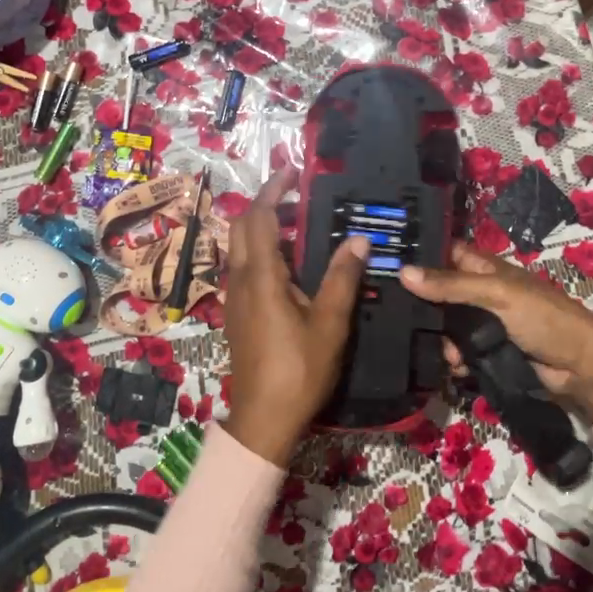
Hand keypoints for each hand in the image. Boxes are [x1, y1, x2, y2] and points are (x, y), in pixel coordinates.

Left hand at [222, 169, 368, 465]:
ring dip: (264, 229)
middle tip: (297, 195)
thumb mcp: (329, 323)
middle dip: (265, 204)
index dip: (273, 190)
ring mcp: (234, 298)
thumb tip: (358, 238)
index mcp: (261, 276)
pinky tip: (290, 267)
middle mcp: (240, 280)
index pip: (259, 218)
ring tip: (300, 226)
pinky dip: (262, 252)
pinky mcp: (236, 314)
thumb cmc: (298, 370)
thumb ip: (342, 278)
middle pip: (243, 227)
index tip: (292, 172)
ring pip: (241, 248)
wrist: (263, 419)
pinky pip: (244, 268)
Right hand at [403, 243, 592, 420]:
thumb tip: (402, 272)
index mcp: (483, 267)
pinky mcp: (486, 351)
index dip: (419, 257)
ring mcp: (483, 322)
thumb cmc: (543, 316)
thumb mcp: (496, 294)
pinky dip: (454, 358)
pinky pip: (459, 351)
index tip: (385, 264)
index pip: (443, 253)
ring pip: (445, 325)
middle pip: (439, 293)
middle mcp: (479, 291)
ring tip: (447, 353)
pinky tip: (455, 366)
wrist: (580, 366)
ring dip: (441, 338)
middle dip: (423, 306)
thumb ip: (451, 285)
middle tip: (402, 318)